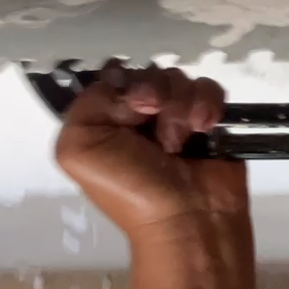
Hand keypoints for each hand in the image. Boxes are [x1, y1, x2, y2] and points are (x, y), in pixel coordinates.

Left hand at [54, 61, 247, 236]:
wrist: (186, 217)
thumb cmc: (130, 188)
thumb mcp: (77, 149)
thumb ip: (86, 103)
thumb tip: (127, 87)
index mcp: (106, 118)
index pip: (115, 74)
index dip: (123, 82)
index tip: (132, 106)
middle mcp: (141, 113)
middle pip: (150, 71)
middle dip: (153, 94)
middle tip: (154, 122)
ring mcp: (178, 114)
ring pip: (180, 78)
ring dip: (181, 107)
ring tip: (180, 142)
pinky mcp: (211, 117)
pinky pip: (210, 87)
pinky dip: (207, 105)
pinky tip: (204, 129)